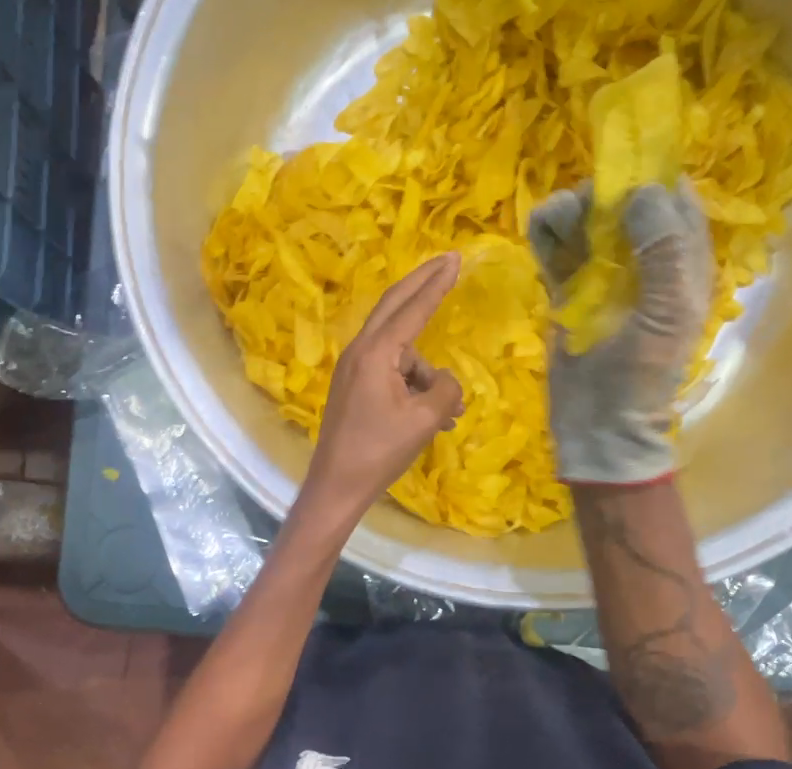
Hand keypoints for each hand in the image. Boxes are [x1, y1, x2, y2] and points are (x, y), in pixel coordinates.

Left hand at [301, 253, 464, 516]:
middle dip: (423, 286)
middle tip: (449, 263)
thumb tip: (444, 380)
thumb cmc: (379, 451)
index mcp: (375, 353)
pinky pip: (390, 374)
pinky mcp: (352, 389)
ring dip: (427, 374)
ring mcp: (352, 371)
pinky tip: (433, 418)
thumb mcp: (424, 420)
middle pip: (394, 307)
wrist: (336, 485)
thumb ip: (445, 390)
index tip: (455, 260)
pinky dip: (413, 387)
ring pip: (400, 354)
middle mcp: (360, 353)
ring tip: (450, 412)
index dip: (436, 284)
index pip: (411, 307)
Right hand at [528, 181, 712, 485]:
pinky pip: (555, 250)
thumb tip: (639, 191)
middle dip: (600, 196)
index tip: (622, 172)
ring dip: (568, 213)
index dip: (650, 178)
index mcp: (681, 263)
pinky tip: (539, 236)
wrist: (598, 426)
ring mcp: (602, 277)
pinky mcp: (566, 292)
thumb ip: (663, 248)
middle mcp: (643, 262)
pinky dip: (545, 236)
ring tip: (554, 227)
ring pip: (585, 222)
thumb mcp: (667, 310)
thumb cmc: (641, 374)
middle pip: (622, 203)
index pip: (673, 199)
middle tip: (583, 212)